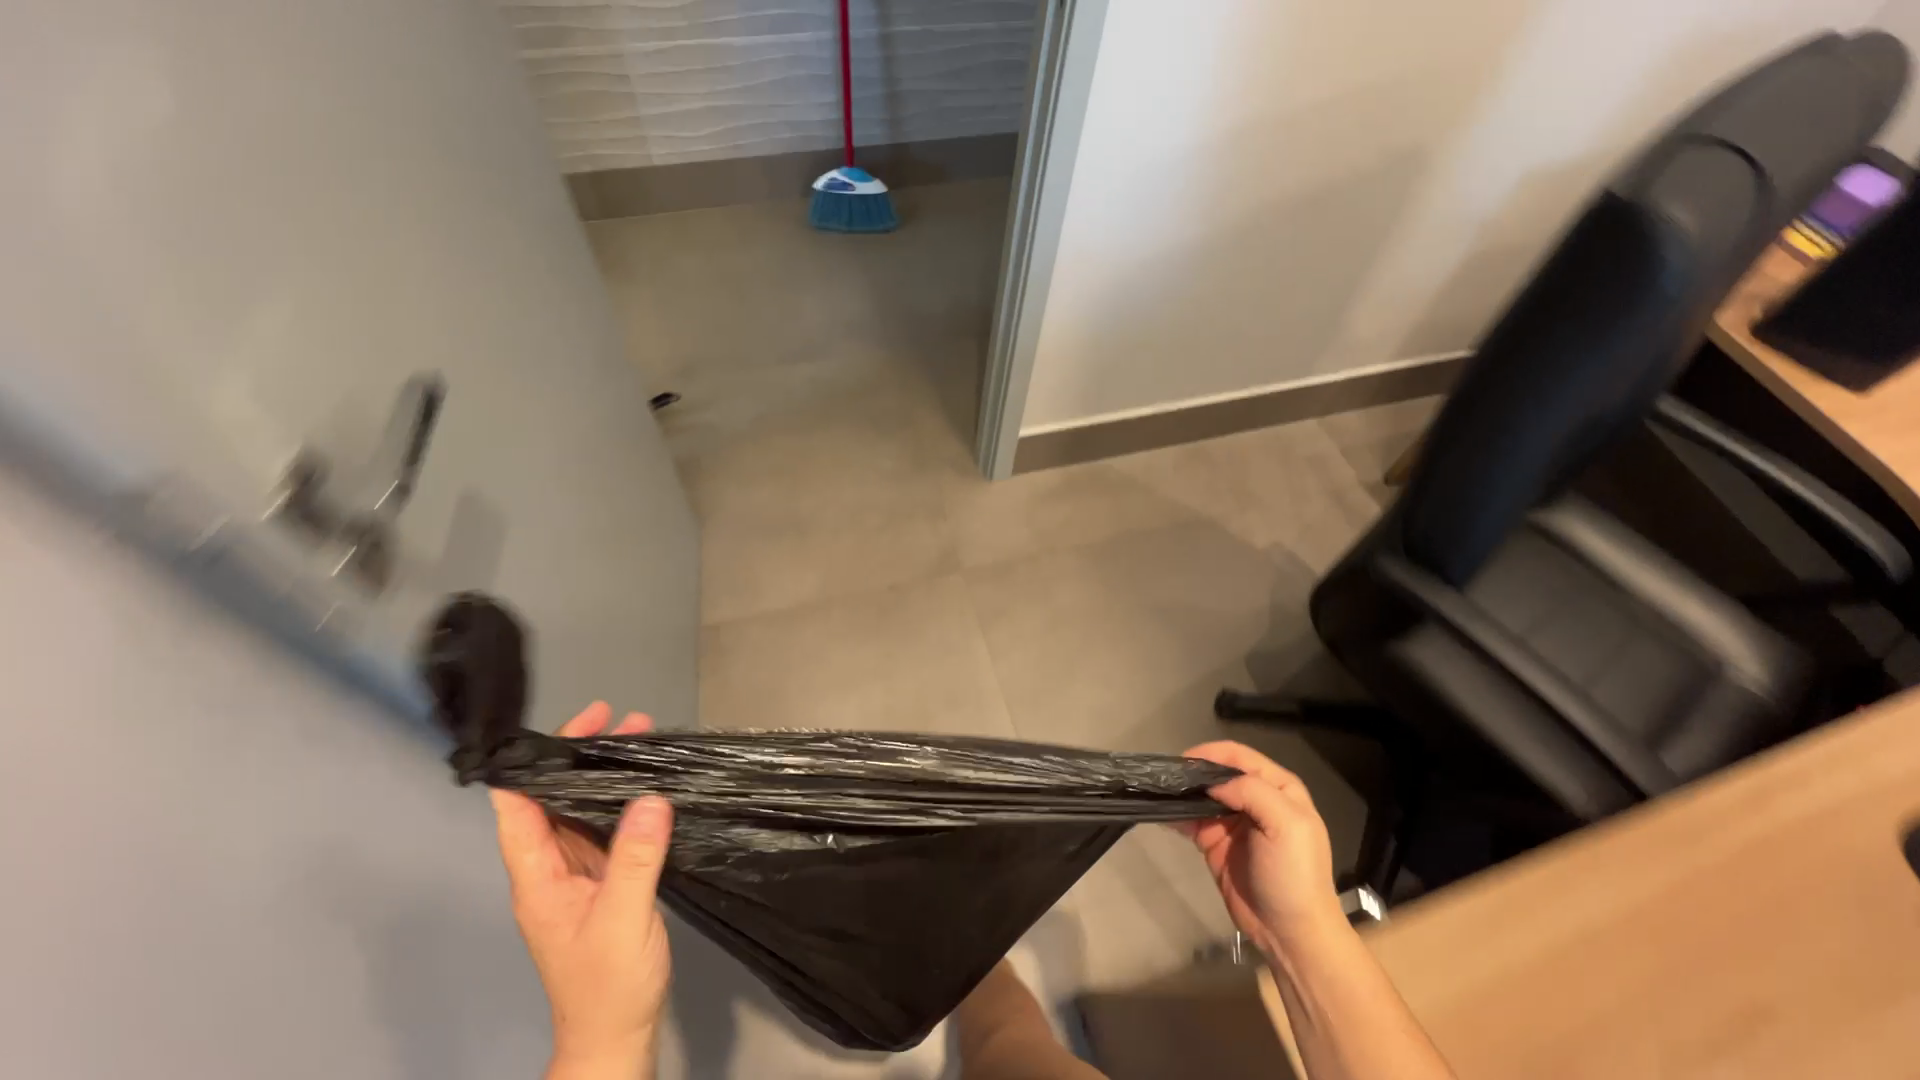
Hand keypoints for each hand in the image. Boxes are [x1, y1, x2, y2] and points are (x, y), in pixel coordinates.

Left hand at [491, 703, 672, 1078]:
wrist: (616, 1039)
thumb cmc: (608, 985)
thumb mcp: (622, 918)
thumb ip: (634, 857)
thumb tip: (651, 797)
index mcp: (538, 879)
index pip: (518, 808)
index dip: (534, 762)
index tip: (573, 726)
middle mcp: (551, 873)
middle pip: (553, 802)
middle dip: (581, 758)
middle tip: (621, 720)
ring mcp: (577, 880)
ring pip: (582, 815)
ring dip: (606, 778)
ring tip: (641, 741)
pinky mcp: (604, 887)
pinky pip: (608, 835)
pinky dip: (625, 806)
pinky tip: (650, 791)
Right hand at [1178, 741, 1346, 957]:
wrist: (1289, 932)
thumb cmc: (1294, 874)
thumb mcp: (1286, 826)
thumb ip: (1252, 792)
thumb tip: (1213, 782)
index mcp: (1279, 789)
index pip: (1240, 757)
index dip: (1212, 754)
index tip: (1184, 762)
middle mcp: (1255, 799)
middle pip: (1218, 773)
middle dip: (1193, 772)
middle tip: (1166, 777)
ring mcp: (1233, 822)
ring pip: (1202, 795)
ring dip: (1182, 793)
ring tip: (1159, 792)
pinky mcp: (1215, 843)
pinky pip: (1192, 820)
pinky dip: (1177, 815)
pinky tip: (1163, 814)